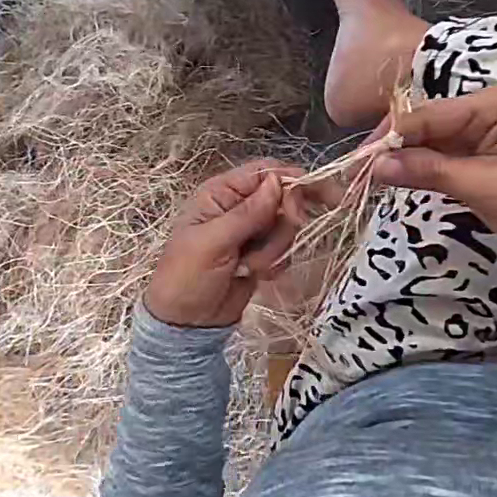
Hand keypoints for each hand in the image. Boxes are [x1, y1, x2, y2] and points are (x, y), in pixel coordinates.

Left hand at [145, 160, 304, 328]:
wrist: (185, 324)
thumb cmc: (187, 277)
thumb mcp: (213, 242)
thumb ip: (248, 212)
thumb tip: (278, 180)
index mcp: (221, 193)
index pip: (266, 172)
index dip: (292, 182)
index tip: (311, 201)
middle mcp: (239, 206)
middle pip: (284, 197)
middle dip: (284, 222)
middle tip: (274, 243)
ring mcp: (251, 231)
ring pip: (286, 226)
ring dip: (274, 250)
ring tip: (247, 268)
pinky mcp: (261, 254)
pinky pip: (285, 249)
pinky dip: (275, 263)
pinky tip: (255, 276)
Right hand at [372, 84, 496, 262]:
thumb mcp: (486, 188)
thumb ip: (430, 171)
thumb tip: (376, 165)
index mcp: (496, 104)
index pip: (429, 114)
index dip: (391, 136)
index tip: (357, 161)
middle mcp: (488, 111)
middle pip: (426, 124)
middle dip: (393, 147)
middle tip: (358, 174)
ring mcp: (485, 135)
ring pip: (430, 142)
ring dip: (402, 160)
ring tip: (368, 179)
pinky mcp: (482, 158)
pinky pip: (441, 158)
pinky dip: (420, 170)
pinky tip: (395, 181)